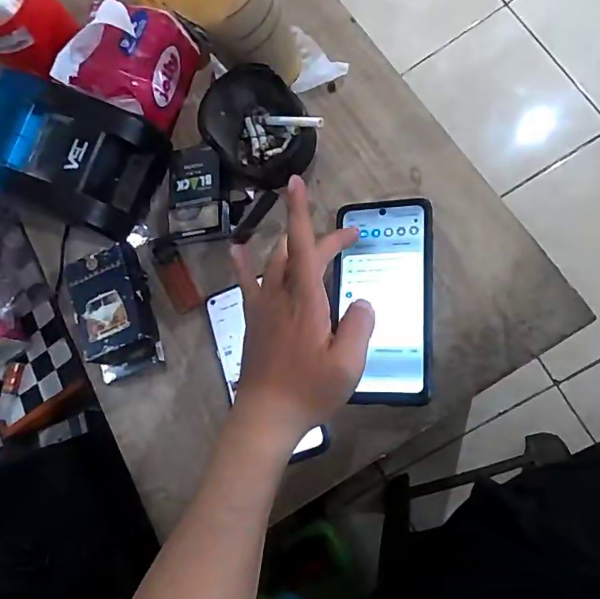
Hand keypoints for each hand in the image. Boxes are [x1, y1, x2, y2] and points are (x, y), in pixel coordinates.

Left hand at [227, 175, 374, 439]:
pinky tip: (238, 249)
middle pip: (295, 252)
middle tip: (350, 237)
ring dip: (292, 246)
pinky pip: (247, 283)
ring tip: (312, 241)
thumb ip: (358, 328)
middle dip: (321, 237)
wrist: (265, 415)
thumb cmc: (309, 392)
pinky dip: (245, 263)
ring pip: (273, 263)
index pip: (305, 248)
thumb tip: (361, 301)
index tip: (295, 183)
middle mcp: (280, 297)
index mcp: (306, 303)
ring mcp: (261, 308)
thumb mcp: (348, 365)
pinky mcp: (252, 320)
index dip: (300, 213)